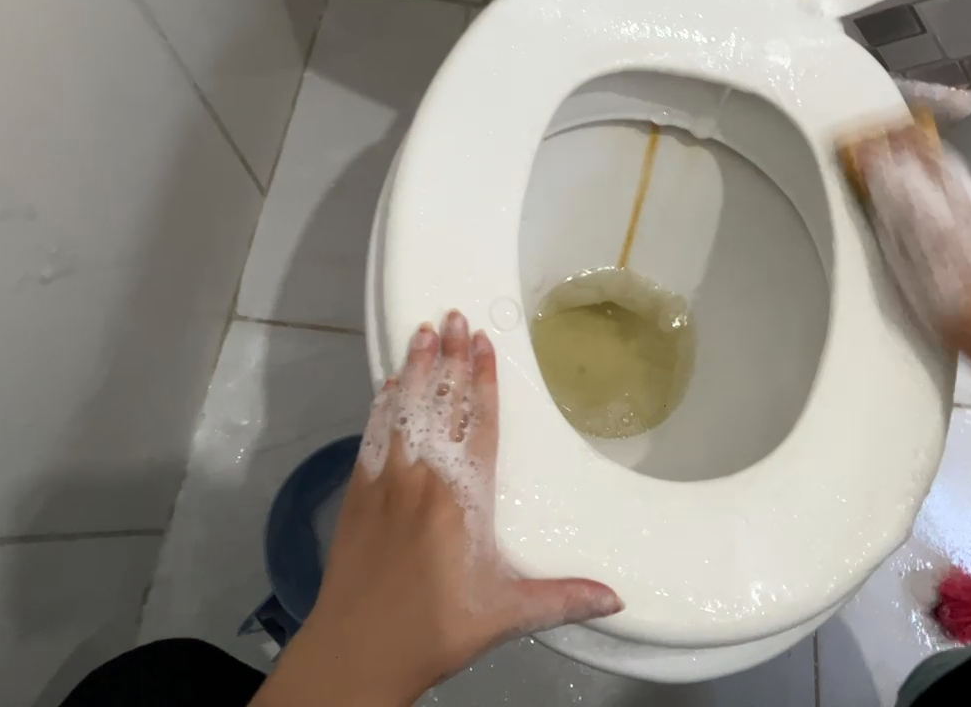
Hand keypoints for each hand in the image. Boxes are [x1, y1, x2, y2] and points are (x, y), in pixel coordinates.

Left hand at [254, 312, 622, 705]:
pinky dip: (382, 406)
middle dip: (450, 357)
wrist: (355, 653)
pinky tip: (388, 383)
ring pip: (406, 410)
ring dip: (417, 368)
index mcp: (464, 496)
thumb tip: (615, 598)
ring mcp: (388, 480)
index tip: (482, 342)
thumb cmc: (434, 628)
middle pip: (442, 404)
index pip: (479, 422)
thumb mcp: (504, 614)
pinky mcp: (358, 492)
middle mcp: (426, 477)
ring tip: (423, 331)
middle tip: (452, 316)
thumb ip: (561, 597)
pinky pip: (373, 435)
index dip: (483, 379)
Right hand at [843, 124, 970, 364]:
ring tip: (910, 136)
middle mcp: (962, 218)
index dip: (879, 165)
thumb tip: (883, 214)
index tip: (860, 148)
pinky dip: (953, 171)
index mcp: (934, 235)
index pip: (901, 187)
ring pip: (954, 176)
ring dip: (929, 154)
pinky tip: (945, 167)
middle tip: (883, 131)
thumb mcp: (916, 291)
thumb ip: (900, 249)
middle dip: (905, 149)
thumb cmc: (961, 326)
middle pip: (930, 172)